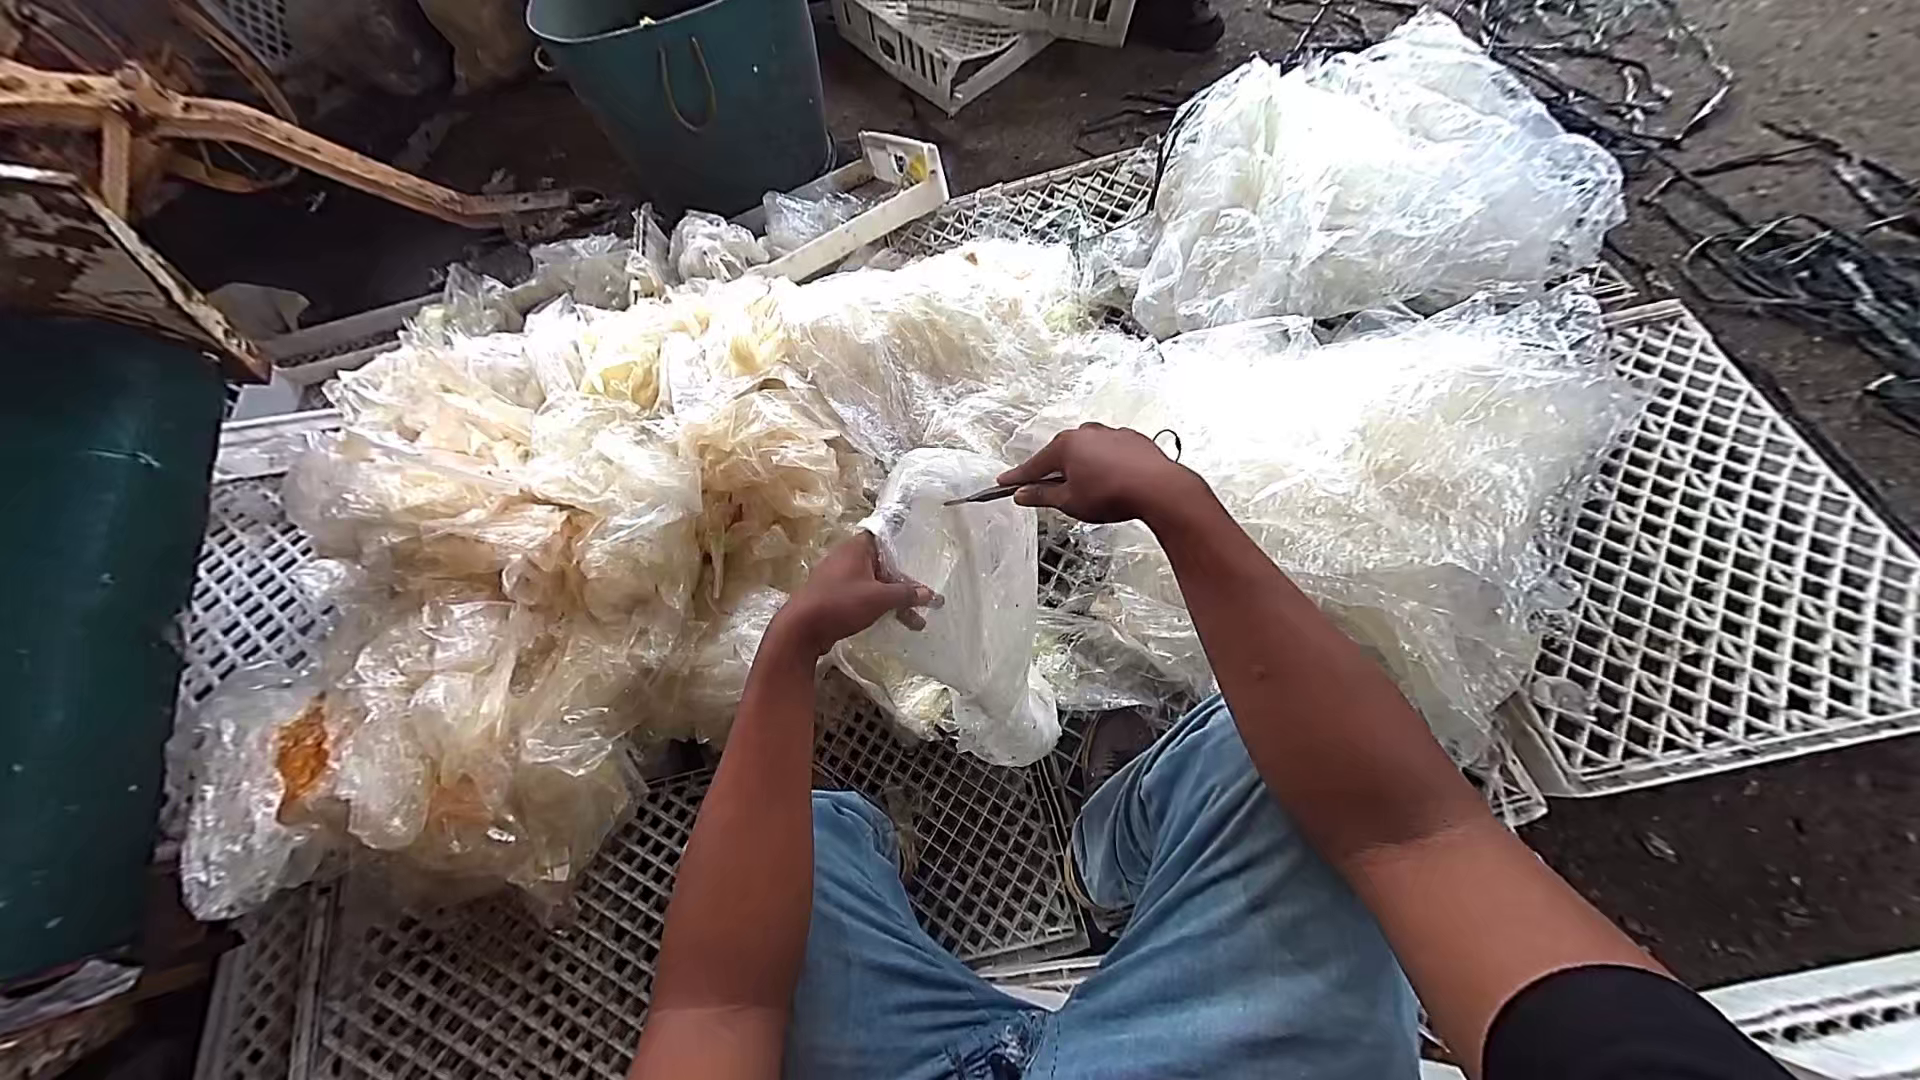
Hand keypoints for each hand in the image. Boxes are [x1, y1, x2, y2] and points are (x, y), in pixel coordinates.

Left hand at [768, 532, 938, 657]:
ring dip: (894, 601)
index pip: (886, 539)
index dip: (905, 548)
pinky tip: (892, 622)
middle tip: (925, 602)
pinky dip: (878, 606)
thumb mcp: (879, 598)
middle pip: (883, 566)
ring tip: (916, 623)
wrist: (800, 629)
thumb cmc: (841, 604)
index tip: (923, 559)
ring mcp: (837, 578)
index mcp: (856, 548)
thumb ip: (906, 594)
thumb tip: (929, 594)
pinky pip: (862, 597)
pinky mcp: (832, 597)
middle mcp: (846, 558)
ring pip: (874, 584)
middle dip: (905, 586)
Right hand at [998, 423, 1207, 524]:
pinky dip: (1104, 465)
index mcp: (1065, 446)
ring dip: (1081, 468)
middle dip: (1054, 473)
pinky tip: (1110, 482)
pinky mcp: (1132, 440)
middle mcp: (1086, 433)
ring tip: (1088, 491)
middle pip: (1059, 455)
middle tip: (1051, 493)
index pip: (1033, 465)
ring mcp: (1110, 434)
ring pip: (1086, 452)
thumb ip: (1042, 496)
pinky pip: (1109, 452)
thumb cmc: (1114, 494)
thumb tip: (1023, 494)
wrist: (1159, 489)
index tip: (1005, 482)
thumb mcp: (1069, 502)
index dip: (1017, 477)